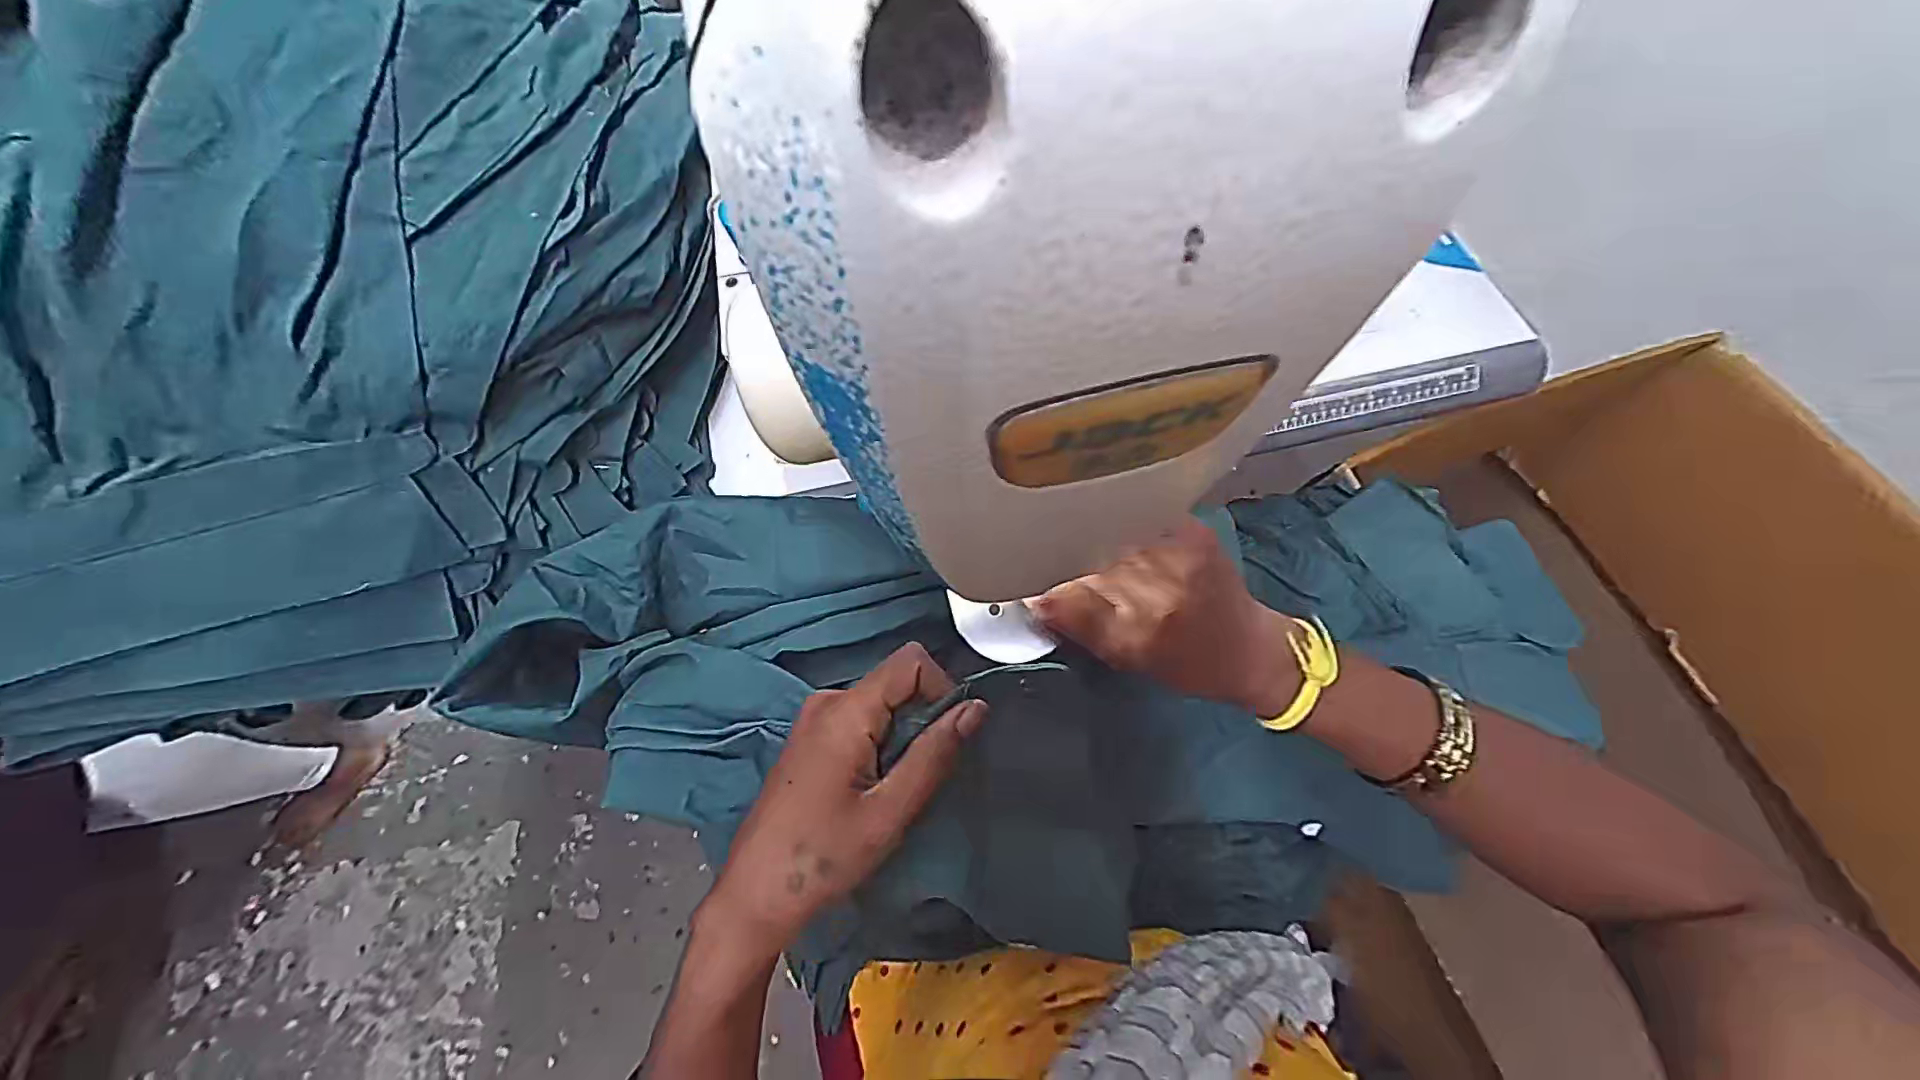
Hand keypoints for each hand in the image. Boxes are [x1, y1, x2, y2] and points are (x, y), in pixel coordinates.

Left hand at [698, 643, 986, 956]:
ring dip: (902, 736)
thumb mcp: (890, 811)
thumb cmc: (823, 858)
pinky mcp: (811, 736)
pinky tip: (869, 789)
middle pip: (897, 682)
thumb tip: (975, 708)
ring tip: (890, 790)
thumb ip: (934, 753)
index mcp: (845, 710)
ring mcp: (815, 718)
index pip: (910, 660)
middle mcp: (828, 701)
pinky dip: (881, 743)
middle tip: (914, 777)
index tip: (948, 736)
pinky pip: (862, 719)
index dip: (942, 688)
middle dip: (923, 719)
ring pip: (883, 703)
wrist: (754, 894)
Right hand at [1030, 517, 1301, 716]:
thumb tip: (1035, 599)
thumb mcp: (1130, 660)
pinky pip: (1139, 518)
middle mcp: (1161, 584)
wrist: (1252, 648)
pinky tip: (1112, 529)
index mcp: (1142, 627)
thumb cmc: (1190, 665)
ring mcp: (1180, 551)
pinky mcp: (1194, 530)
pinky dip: (1121, 524)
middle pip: (1087, 557)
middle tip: (1045, 555)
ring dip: (1089, 536)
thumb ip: (1081, 628)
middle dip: (1063, 557)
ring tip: (1075, 539)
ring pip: (1110, 532)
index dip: (1044, 583)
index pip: (1071, 592)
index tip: (1027, 579)